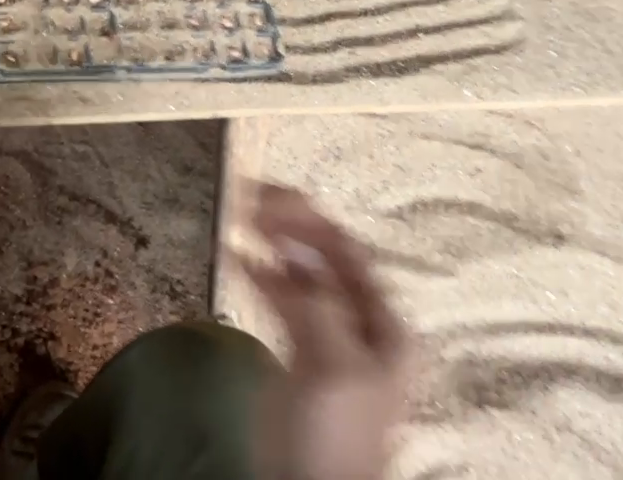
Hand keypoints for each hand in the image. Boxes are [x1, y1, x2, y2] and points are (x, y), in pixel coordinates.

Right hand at [240, 184, 410, 479]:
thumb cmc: (332, 430)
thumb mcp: (332, 365)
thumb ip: (315, 304)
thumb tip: (289, 250)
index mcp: (384, 324)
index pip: (347, 251)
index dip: (307, 217)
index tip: (262, 192)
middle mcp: (362, 321)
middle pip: (326, 255)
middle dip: (289, 221)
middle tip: (247, 193)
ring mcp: (331, 333)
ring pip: (302, 270)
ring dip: (273, 239)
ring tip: (240, 212)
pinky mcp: (301, 346)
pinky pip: (283, 292)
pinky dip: (261, 269)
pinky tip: (237, 254)